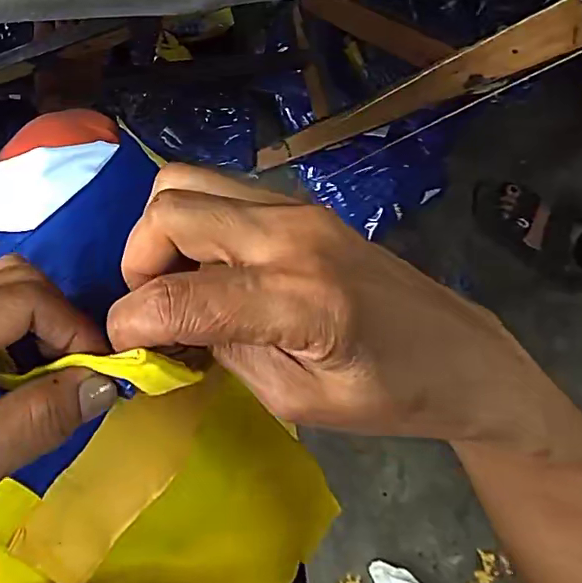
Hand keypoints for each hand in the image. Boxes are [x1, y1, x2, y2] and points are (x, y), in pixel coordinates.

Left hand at [0, 255, 120, 582]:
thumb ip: (45, 415)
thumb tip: (107, 383)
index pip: (29, 299)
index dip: (75, 332)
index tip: (102, 375)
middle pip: (20, 284)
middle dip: (61, 324)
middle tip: (80, 374)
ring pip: (9, 297)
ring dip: (44, 332)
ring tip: (57, 381)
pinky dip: (23, 342)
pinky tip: (25, 383)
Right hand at [106, 165, 559, 445]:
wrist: (461, 352)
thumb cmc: (392, 396)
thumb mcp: (298, 400)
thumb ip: (225, 352)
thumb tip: (167, 324)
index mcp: (301, 298)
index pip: (183, 293)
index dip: (131, 319)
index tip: (120, 343)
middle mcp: (292, 233)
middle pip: (172, 205)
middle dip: (138, 257)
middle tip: (154, 307)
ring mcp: (297, 208)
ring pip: (189, 182)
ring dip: (164, 233)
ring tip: (180, 284)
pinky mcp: (301, 204)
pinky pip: (221, 192)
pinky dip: (195, 224)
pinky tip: (214, 269)